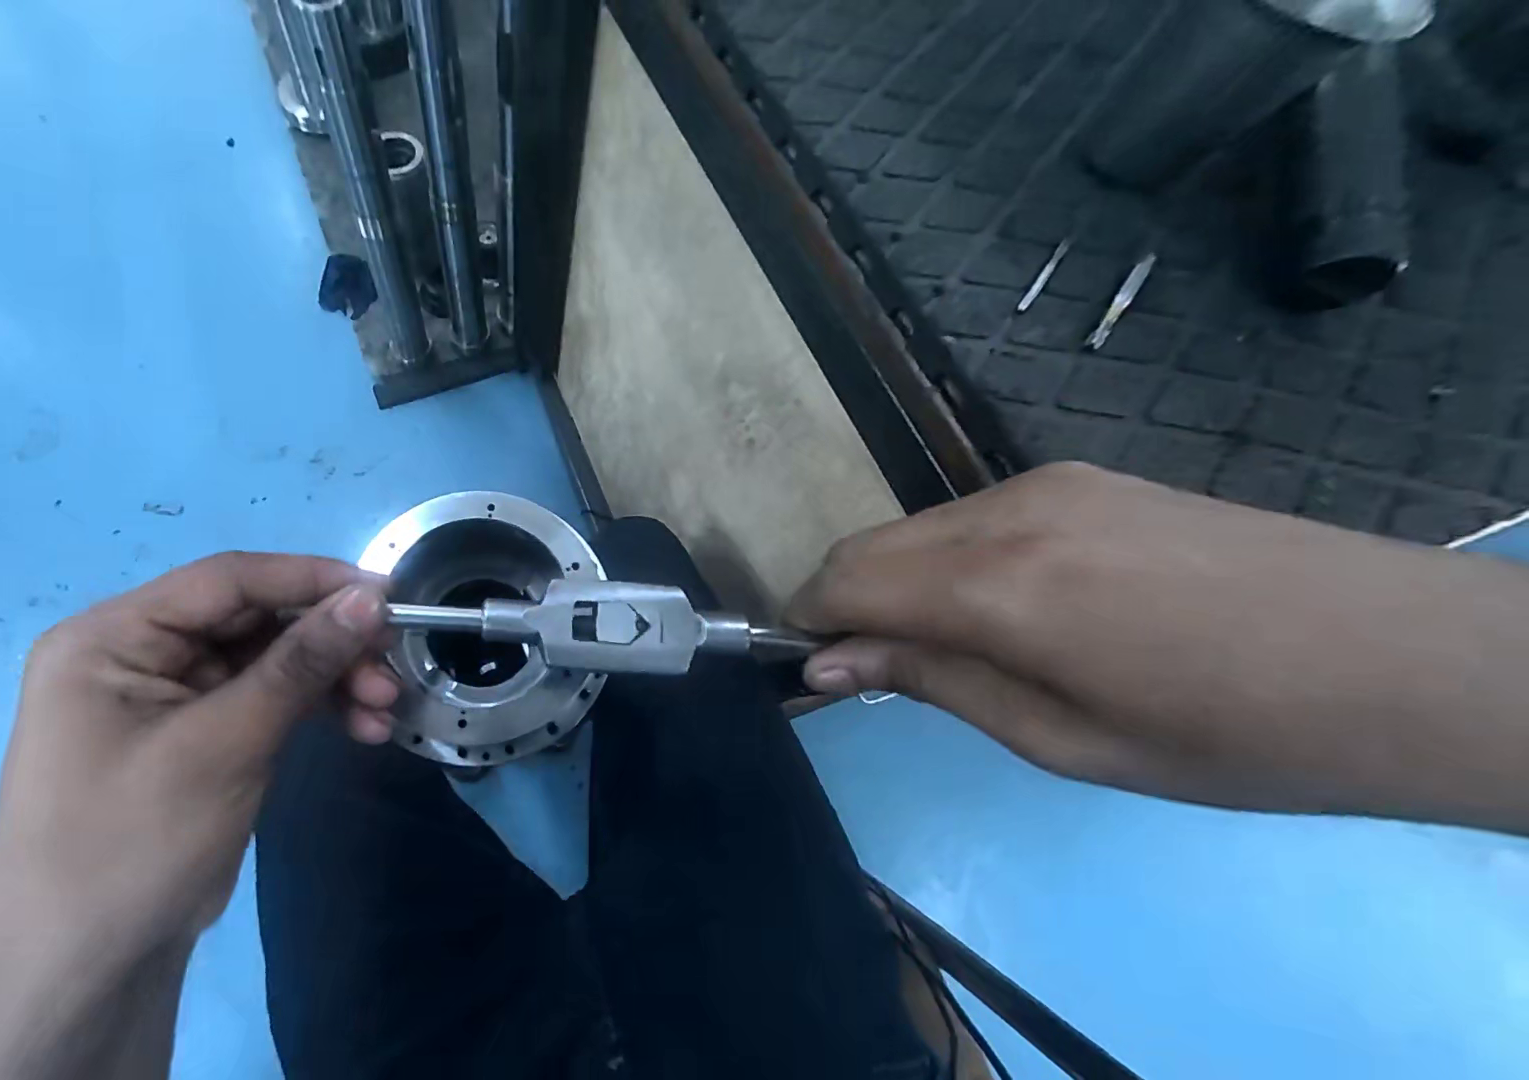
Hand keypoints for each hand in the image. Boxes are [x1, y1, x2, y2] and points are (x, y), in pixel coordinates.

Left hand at [0, 553, 398, 1079]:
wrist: (92, 972)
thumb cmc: (135, 843)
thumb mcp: (225, 744)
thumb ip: (300, 663)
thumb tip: (371, 597)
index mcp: (114, 636)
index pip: (226, 580)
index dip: (309, 579)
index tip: (384, 593)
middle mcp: (142, 651)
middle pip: (257, 619)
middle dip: (330, 641)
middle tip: (391, 664)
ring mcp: (176, 692)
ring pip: (275, 658)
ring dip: (334, 677)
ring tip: (385, 705)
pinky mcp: (207, 728)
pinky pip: (273, 696)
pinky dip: (319, 707)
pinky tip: (363, 726)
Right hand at [786, 463, 1528, 834]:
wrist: (1426, 662)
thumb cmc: (1235, 735)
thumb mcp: (1062, 739)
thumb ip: (930, 682)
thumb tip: (826, 664)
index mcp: (997, 586)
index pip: (842, 582)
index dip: (805, 621)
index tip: (807, 666)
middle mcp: (1002, 513)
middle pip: (863, 546)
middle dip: (838, 601)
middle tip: (865, 665)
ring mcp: (1041, 484)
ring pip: (909, 527)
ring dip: (889, 579)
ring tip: (936, 641)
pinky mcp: (1074, 477)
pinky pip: (962, 516)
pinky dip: (938, 558)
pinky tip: (993, 602)